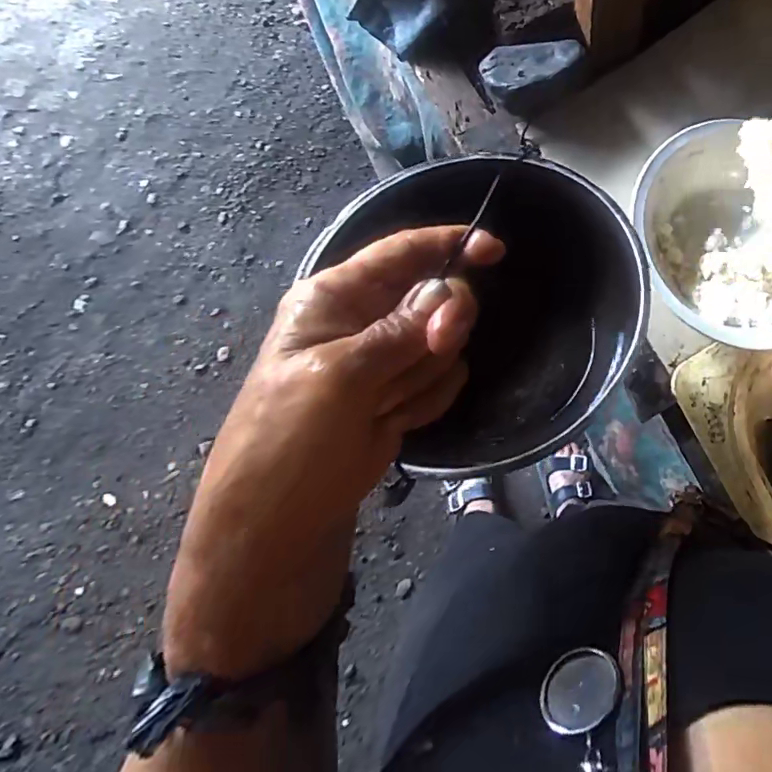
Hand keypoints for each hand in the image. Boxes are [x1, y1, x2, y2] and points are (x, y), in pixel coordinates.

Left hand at [161, 225, 502, 677]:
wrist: (276, 527)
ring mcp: (384, 358)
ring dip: (422, 376)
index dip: (448, 244)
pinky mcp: (400, 393)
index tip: (495, 250)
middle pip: (434, 297)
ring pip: (444, 342)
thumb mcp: (341, 377)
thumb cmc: (289, 441)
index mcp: (335, 297)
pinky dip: (426, 401)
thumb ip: (401, 330)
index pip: (401, 253)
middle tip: (434, 347)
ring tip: (380, 408)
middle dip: (439, 326)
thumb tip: (449, 291)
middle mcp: (362, 319)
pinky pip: (443, 379)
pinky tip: (391, 423)